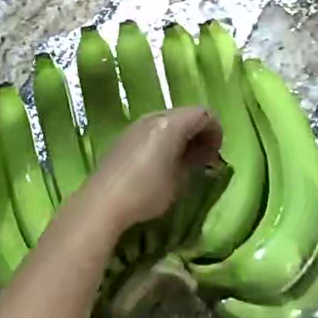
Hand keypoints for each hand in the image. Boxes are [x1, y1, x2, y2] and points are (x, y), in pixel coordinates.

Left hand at [74, 108, 221, 235]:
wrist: (102, 203)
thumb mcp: (180, 179)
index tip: (215, 154)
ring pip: (167, 121)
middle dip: (198, 132)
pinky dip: (163, 139)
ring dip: (180, 136)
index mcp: (171, 123)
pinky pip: (151, 130)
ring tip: (182, 161)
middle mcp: (154, 116)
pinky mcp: (123, 137)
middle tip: (203, 157)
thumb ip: (196, 160)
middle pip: (185, 114)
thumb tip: (205, 152)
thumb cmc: (147, 191)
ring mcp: (136, 125)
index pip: (204, 114)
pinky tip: (160, 162)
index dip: (215, 131)